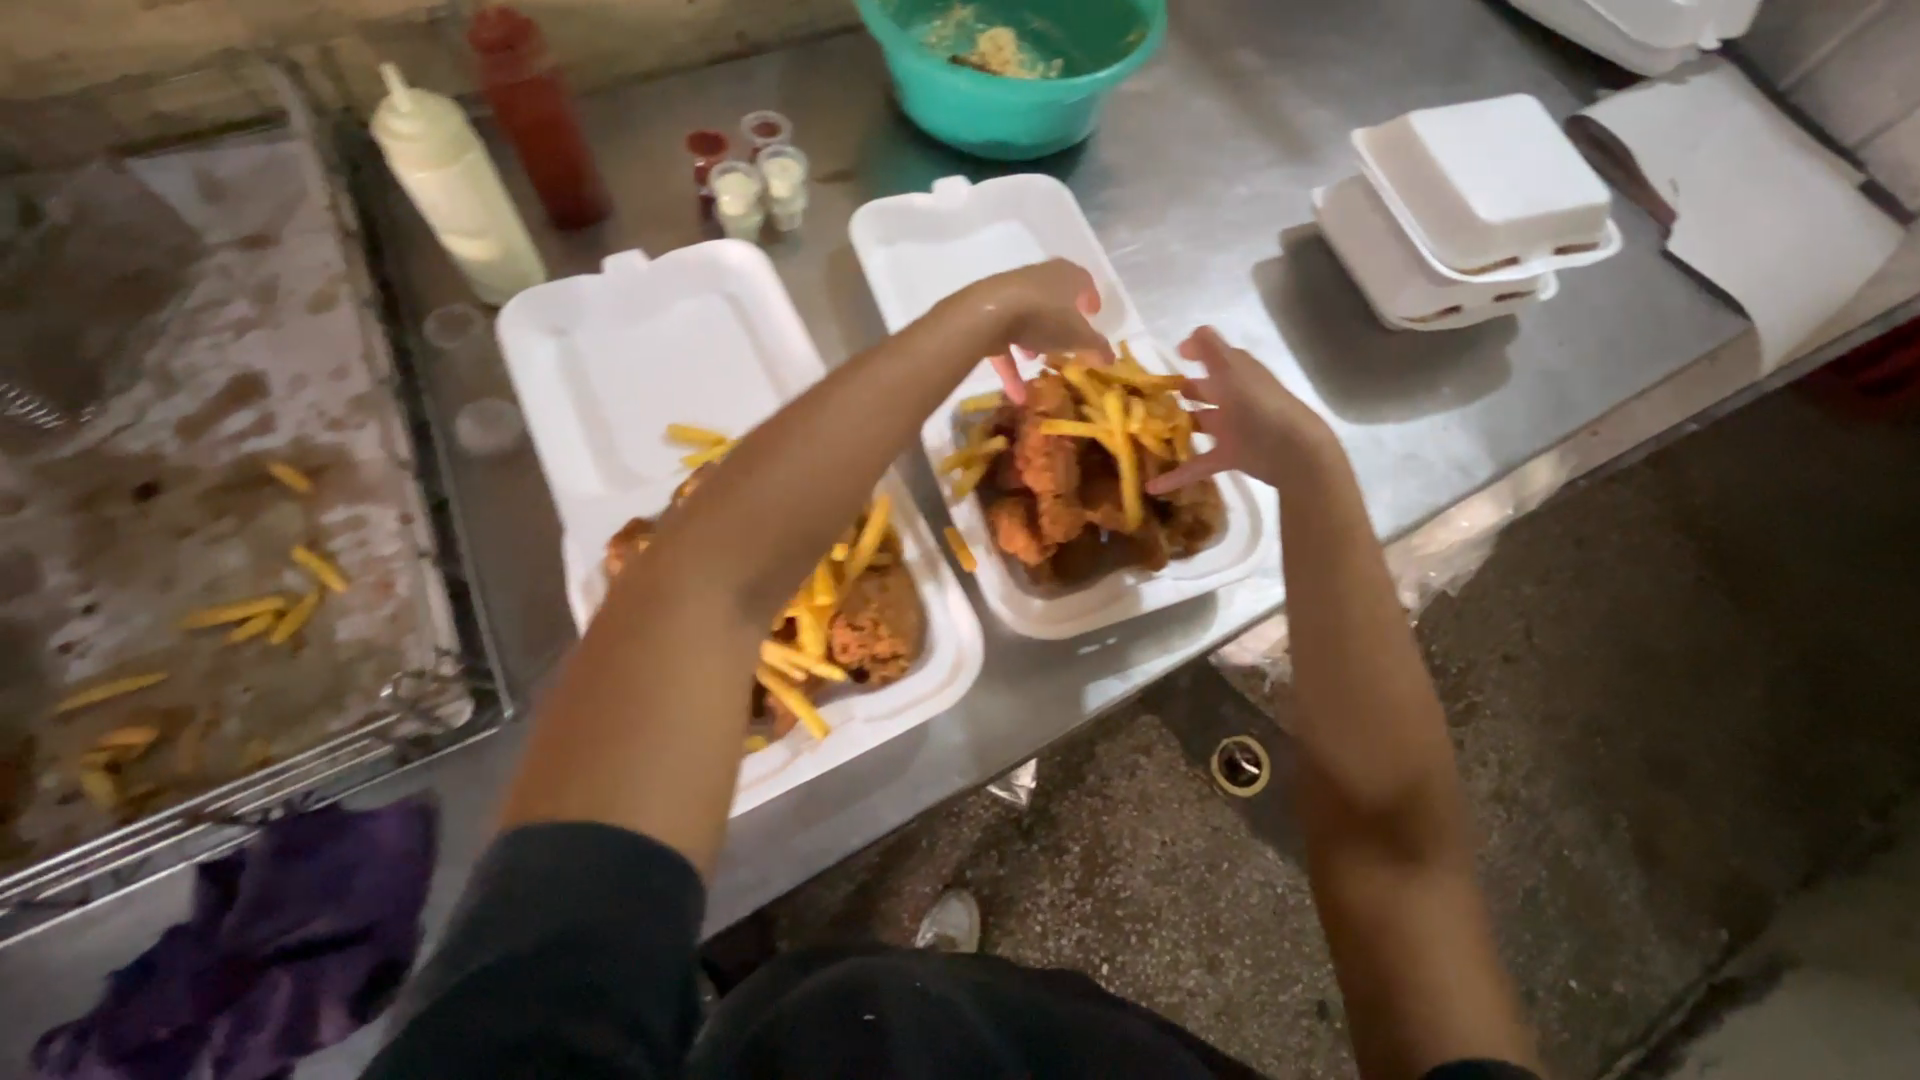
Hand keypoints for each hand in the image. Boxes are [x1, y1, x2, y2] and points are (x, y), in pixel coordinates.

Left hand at [951, 259, 1109, 403]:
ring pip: (1027, 320)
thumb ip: (1096, 348)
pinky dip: (1011, 366)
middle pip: (1054, 301)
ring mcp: (1010, 295)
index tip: (1094, 314)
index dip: (1090, 299)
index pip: (1084, 282)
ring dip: (1033, 341)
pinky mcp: (988, 314)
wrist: (989, 312)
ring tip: (1037, 364)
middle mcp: (1039, 278)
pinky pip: (1004, 342)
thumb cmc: (1045, 316)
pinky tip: (1017, 395)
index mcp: (1066, 275)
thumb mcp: (1078, 337)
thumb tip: (1111, 359)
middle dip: (1059, 324)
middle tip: (1066, 344)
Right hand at [1146, 326, 1338, 494]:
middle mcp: (1234, 399)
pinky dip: (1177, 475)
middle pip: (1207, 392)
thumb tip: (1191, 334)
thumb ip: (1210, 350)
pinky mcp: (1229, 456)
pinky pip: (1198, 464)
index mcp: (1237, 375)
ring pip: (1200, 426)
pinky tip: (1152, 487)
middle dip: (1186, 392)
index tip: (1175, 356)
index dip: (1198, 355)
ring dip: (1178, 430)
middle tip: (1154, 396)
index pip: (1217, 360)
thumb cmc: (1259, 404)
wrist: (1292, 450)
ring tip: (1147, 433)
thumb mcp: (1231, 370)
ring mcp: (1232, 429)